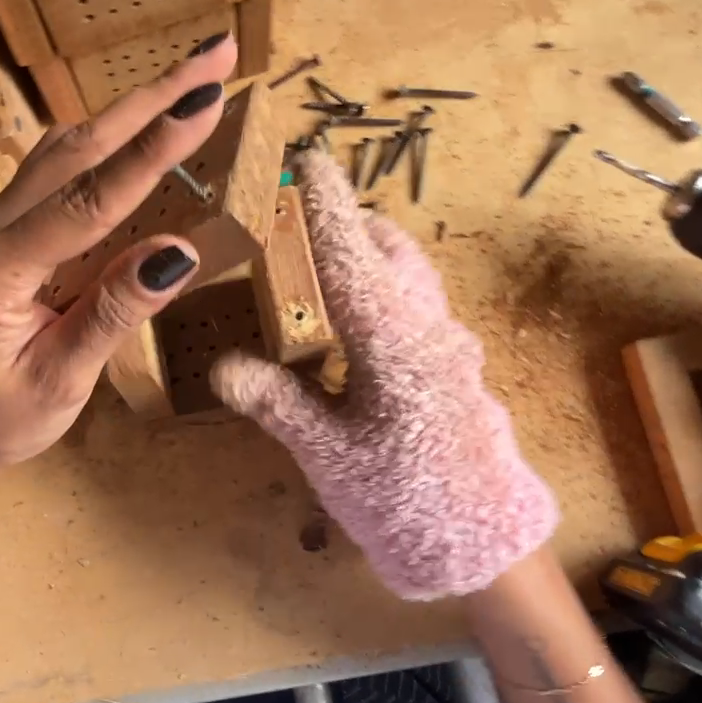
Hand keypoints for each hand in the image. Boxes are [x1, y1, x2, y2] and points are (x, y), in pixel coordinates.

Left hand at [0, 34, 240, 477]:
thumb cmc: (0, 420)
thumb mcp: (61, 381)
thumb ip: (113, 313)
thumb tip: (178, 250)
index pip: (87, 201)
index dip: (151, 151)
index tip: (205, 99)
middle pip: (75, 151)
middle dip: (149, 101)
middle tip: (215, 54)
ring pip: (65, 152)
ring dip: (129, 112)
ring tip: (191, 78)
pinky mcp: (2, 229)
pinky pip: (57, 174)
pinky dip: (106, 144)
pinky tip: (140, 124)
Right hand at [210, 152, 558, 598]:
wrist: (481, 544)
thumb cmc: (403, 497)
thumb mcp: (328, 455)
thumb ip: (276, 403)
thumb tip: (220, 366)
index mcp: (393, 339)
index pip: (350, 253)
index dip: (324, 204)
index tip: (306, 158)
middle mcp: (427, 328)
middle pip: (389, 249)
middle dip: (347, 223)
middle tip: (296, 224)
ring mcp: (448, 345)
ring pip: (406, 275)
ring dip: (365, 256)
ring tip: (315, 271)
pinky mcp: (451, 368)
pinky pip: (413, 307)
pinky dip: (378, 291)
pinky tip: (346, 331)